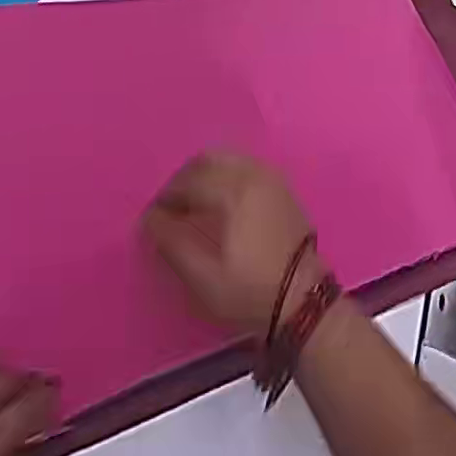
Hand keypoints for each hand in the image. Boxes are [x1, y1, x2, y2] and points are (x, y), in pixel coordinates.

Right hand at [144, 150, 321, 335]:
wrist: (304, 297)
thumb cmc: (251, 290)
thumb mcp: (204, 278)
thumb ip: (173, 244)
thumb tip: (151, 218)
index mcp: (235, 192)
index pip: (189, 180)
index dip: (166, 196)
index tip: (153, 218)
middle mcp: (254, 174)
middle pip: (208, 159)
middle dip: (184, 179)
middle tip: (171, 208)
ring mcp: (271, 176)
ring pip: (228, 159)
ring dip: (205, 174)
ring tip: (193, 206)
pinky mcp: (282, 185)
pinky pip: (245, 166)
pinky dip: (225, 175)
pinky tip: (220, 204)